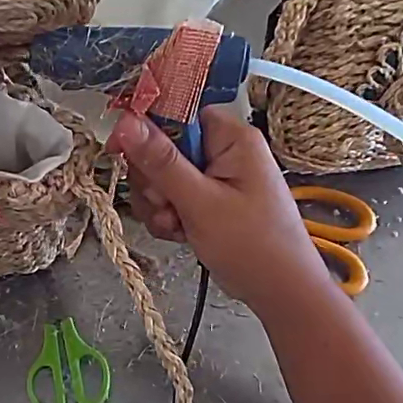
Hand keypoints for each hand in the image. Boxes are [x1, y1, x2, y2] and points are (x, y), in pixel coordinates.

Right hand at [107, 106, 333, 314]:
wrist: (280, 291)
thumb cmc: (255, 246)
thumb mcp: (200, 202)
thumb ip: (161, 161)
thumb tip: (127, 122)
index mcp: (231, 137)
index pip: (176, 111)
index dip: (145, 129)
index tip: (121, 150)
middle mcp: (222, 150)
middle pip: (162, 146)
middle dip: (154, 181)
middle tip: (167, 205)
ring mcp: (213, 177)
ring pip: (160, 176)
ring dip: (158, 204)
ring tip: (176, 226)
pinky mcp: (206, 200)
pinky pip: (170, 197)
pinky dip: (167, 216)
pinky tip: (180, 233)